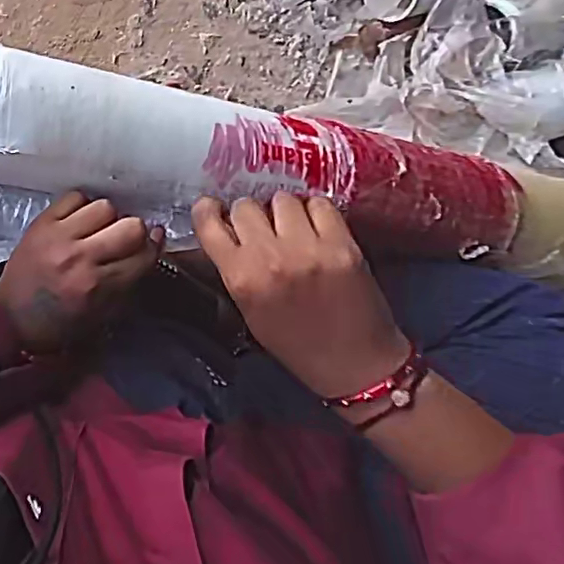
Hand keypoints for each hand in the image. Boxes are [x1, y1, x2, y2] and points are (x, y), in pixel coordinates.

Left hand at [0, 191, 163, 353]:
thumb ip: (128, 280)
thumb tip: (152, 243)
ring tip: (97, 230)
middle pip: (131, 226)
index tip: (151, 245)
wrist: (9, 319)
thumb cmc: (59, 324)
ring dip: (107, 218)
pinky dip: (81, 207)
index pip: (143, 256)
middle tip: (123, 241)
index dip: (152, 249)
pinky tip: (78, 221)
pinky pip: (74, 197)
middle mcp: (80, 257)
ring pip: (105, 207)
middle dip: (133, 233)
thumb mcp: (101, 314)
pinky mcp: (41, 223)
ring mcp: (59, 236)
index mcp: (97, 285)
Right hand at [192, 193, 410, 399]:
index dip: (209, 210)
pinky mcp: (342, 245)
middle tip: (264, 228)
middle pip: (246, 206)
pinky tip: (317, 226)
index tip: (215, 208)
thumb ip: (234, 268)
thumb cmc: (295, 343)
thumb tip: (228, 230)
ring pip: (282, 199)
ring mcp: (307, 249)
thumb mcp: (248, 308)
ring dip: (283, 210)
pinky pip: (319, 204)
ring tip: (293, 227)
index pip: (209, 223)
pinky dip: (315, 211)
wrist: (354, 364)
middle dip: (251, 215)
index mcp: (241, 277)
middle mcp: (269, 257)